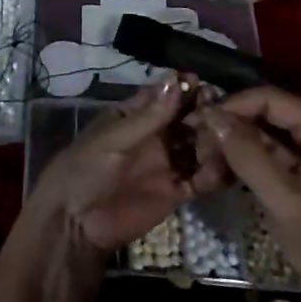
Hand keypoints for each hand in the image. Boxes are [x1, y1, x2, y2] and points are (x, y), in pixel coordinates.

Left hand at [28, 74, 215, 253]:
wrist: (75, 221)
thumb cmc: (84, 170)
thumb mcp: (112, 139)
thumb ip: (147, 116)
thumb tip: (175, 80)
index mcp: (133, 117)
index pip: (165, 97)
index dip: (185, 90)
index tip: (204, 85)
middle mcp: (155, 136)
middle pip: (188, 120)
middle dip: (206, 115)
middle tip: (222, 114)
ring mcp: (167, 163)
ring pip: (200, 147)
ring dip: (214, 143)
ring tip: (226, 141)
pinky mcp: (177, 191)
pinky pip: (202, 179)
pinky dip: (215, 174)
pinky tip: (220, 170)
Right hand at [188, 86, 300, 301]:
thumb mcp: (284, 200)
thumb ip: (248, 155)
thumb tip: (211, 116)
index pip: (273, 100)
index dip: (232, 107)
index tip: (197, 125)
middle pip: (265, 114)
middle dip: (228, 131)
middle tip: (199, 154)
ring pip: (261, 135)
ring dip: (230, 148)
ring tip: (205, 170)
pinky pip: (266, 154)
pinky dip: (241, 163)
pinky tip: (218, 176)